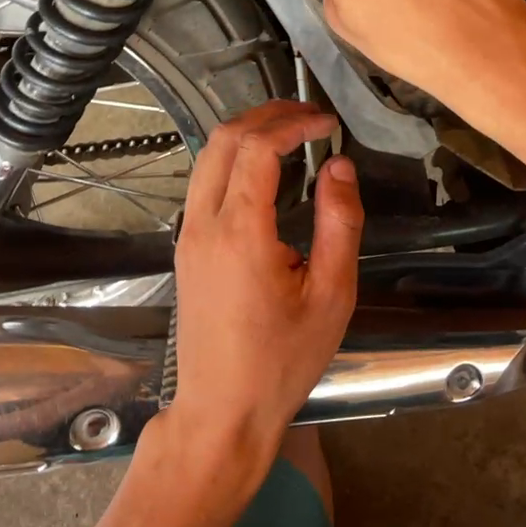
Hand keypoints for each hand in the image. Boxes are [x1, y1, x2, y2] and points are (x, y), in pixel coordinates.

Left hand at [167, 100, 362, 466]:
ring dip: (248, 132)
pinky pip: (204, 181)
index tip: (326, 122)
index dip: (292, 122)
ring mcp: (188, 234)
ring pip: (208, 156)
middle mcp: (204, 224)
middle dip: (268, 115)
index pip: (257, 147)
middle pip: (224, 139)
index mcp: (239, 232)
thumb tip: (339, 166)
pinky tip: (267, 169)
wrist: (222, 411)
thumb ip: (339, 223)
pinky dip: (234, 157)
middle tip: (310, 115)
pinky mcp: (186, 247)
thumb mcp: (331, 295)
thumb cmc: (281, 361)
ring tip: (292, 132)